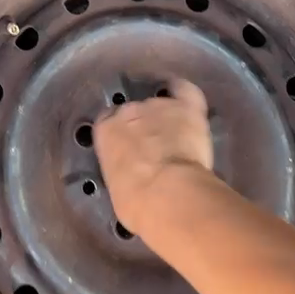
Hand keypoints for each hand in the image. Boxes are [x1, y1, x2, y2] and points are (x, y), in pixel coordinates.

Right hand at [91, 78, 213, 236]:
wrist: (168, 193)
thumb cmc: (136, 203)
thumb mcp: (117, 187)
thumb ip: (121, 169)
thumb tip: (132, 173)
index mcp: (106, 130)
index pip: (109, 122)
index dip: (122, 133)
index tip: (130, 148)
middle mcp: (129, 110)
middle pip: (136, 112)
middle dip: (145, 127)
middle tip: (156, 149)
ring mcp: (158, 105)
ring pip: (162, 106)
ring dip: (167, 120)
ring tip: (179, 139)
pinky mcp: (186, 107)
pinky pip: (185, 91)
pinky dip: (185, 94)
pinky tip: (188, 103)